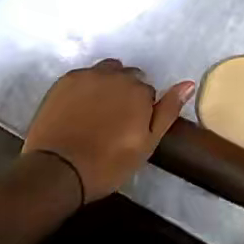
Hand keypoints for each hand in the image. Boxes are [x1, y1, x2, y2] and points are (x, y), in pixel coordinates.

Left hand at [23, 60, 194, 203]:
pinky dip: (85, 87)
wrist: (55, 172)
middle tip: (114, 120)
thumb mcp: (147, 144)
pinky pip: (84, 75)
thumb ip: (168, 110)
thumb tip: (188, 83)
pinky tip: (78, 108)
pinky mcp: (64, 81)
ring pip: (107, 71)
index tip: (130, 127)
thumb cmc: (107, 164)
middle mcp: (116, 76)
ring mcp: (89, 76)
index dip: (141, 109)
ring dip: (107, 84)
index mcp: (139, 90)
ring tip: (97, 111)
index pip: (148, 91)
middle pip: (128, 77)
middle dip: (126, 93)